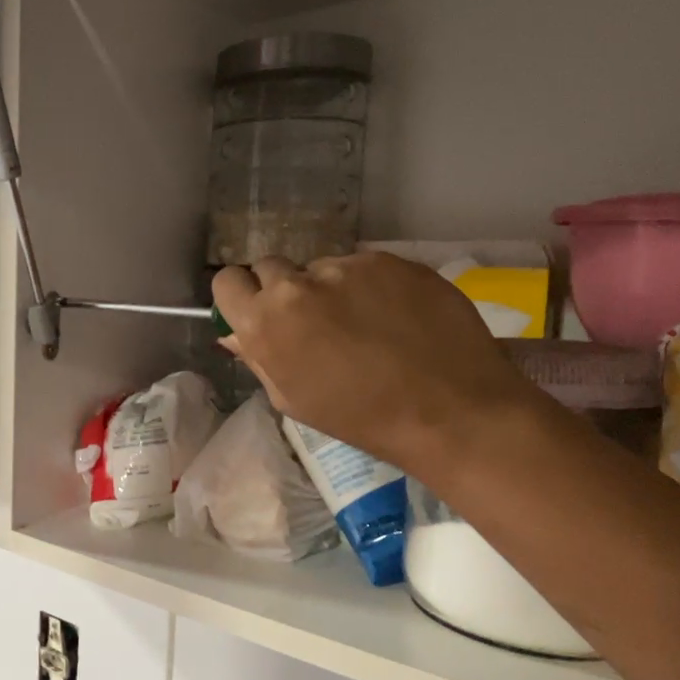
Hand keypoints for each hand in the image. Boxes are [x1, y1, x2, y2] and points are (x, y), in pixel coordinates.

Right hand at [212, 253, 543, 473]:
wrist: (452, 411)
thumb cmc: (361, 419)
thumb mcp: (293, 400)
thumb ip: (258, 358)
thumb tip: (235, 334)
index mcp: (265, 323)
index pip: (227, 281)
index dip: (241, 295)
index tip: (258, 312)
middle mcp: (298, 284)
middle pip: (271, 267)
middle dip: (283, 289)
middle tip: (313, 321)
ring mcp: (347, 267)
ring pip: (322, 267)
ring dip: (331, 289)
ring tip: (366, 324)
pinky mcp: (391, 261)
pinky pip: (365, 267)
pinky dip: (372, 287)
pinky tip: (396, 317)